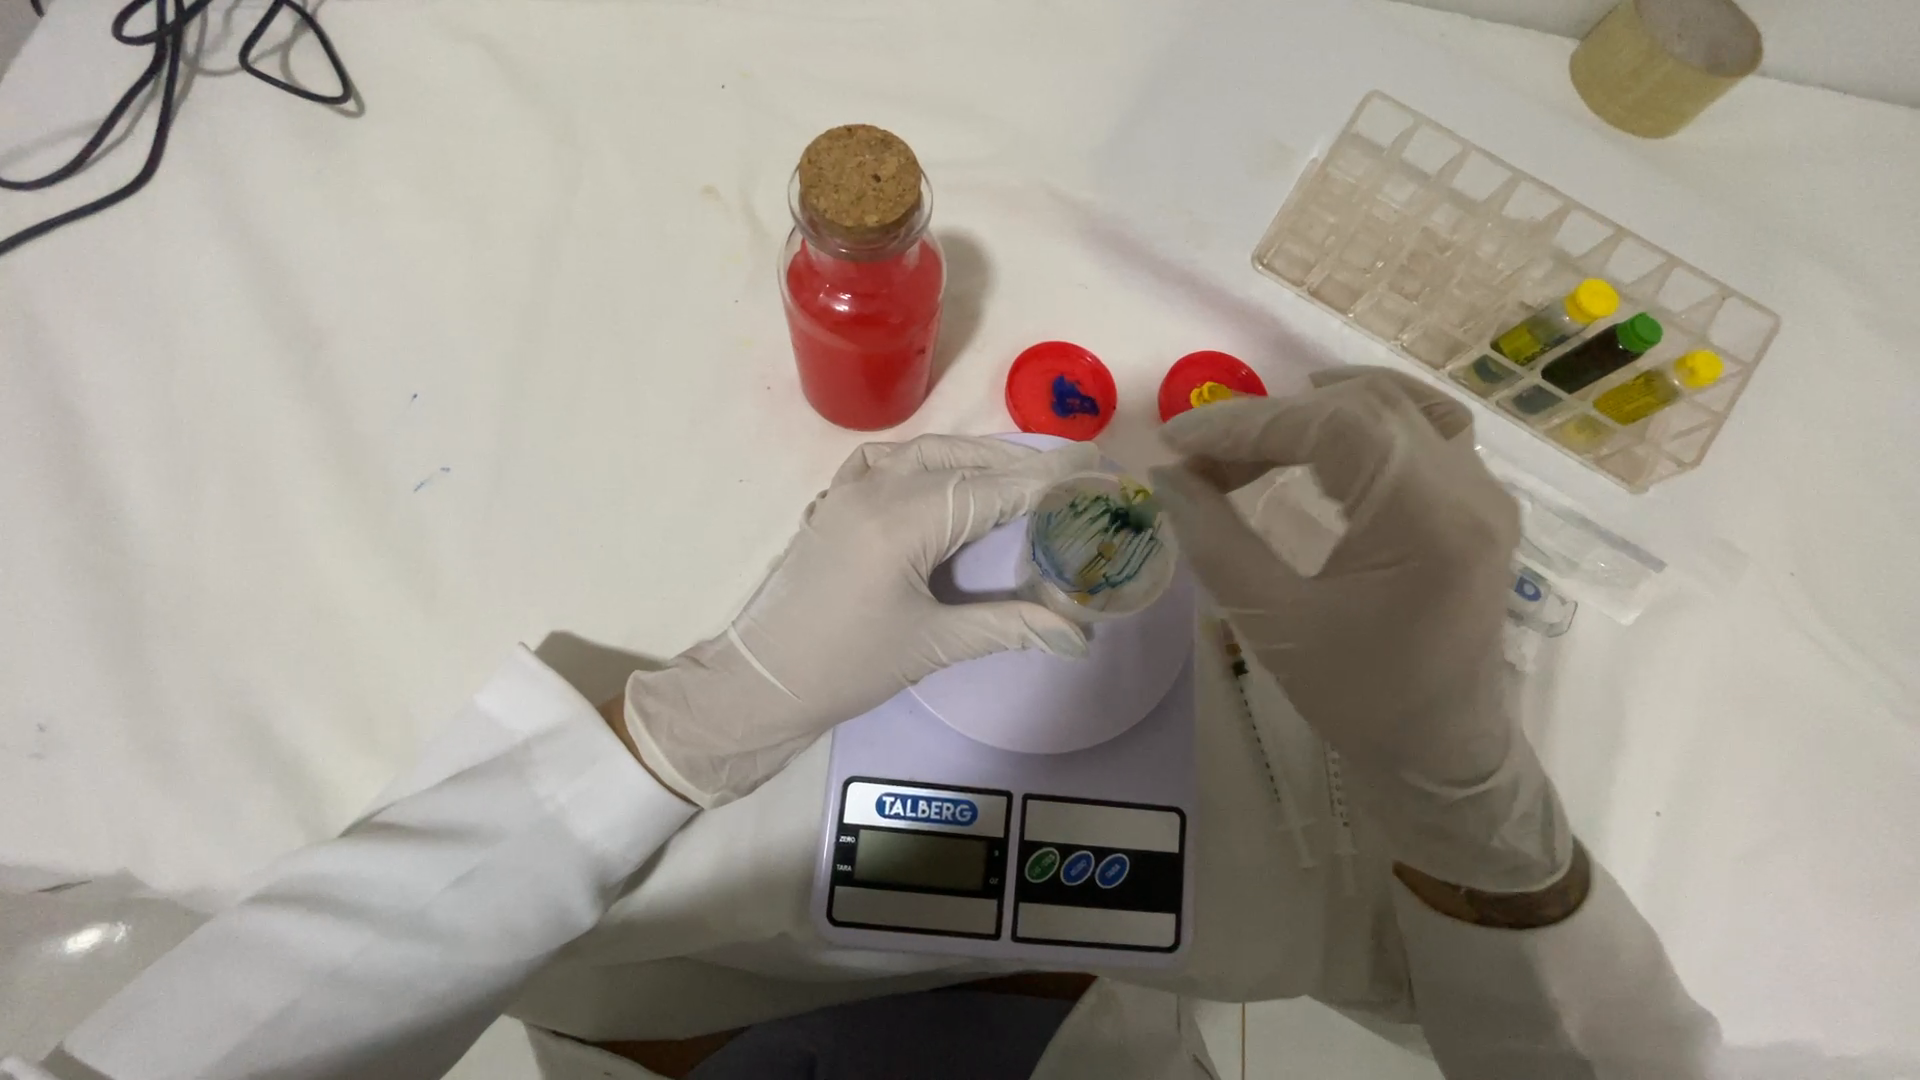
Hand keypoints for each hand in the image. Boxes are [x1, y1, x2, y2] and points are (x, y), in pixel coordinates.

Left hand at [626, 435, 1098, 806]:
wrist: (762, 681)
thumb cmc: (846, 667)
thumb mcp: (933, 646)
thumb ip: (1010, 627)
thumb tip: (1079, 635)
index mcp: (903, 520)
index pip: (994, 488)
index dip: (1049, 477)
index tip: (1094, 465)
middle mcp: (876, 489)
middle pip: (965, 461)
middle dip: (1021, 464)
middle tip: (1072, 470)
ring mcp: (849, 489)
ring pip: (927, 453)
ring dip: (978, 457)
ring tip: (1021, 474)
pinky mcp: (834, 501)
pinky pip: (889, 461)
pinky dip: (928, 460)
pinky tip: (945, 475)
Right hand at [1149, 368, 1569, 891]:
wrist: (1440, 751)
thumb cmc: (1357, 696)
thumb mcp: (1271, 622)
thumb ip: (1214, 539)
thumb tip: (1166, 476)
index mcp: (1428, 522)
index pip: (1334, 425)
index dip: (1247, 422)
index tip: (1178, 441)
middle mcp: (1470, 490)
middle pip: (1361, 407)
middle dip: (1269, 420)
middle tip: (1202, 457)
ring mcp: (1483, 492)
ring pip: (1395, 406)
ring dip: (1312, 411)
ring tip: (1248, 439)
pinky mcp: (1476, 502)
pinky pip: (1423, 426)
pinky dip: (1362, 415)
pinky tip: (1321, 427)